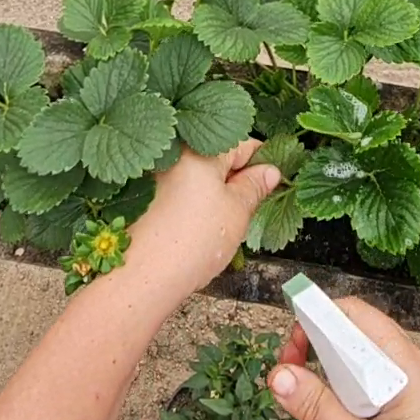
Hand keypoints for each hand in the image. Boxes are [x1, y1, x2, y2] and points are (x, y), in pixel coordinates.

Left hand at [122, 139, 279, 308]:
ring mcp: (162, 175)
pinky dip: (201, 203)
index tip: (274, 181)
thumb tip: (270, 171)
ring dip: (221, 193)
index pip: (244, 143)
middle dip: (240, 180)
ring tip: (227, 223)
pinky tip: (205, 228)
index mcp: (200, 147)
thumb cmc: (191, 241)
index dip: (263, 163)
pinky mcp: (152, 196)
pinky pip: (188, 190)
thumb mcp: (237, 210)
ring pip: (205, 177)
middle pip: (222, 158)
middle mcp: (177, 153)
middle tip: (252, 207)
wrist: (145, 275)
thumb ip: (255, 185)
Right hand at [269, 297, 419, 419]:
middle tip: (292, 373)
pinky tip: (339, 416)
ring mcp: (417, 392)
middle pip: (357, 334)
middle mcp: (415, 371)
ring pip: (364, 362)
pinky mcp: (415, 413)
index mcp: (408, 368)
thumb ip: (318, 410)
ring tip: (311, 396)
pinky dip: (349, 391)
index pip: (355, 315)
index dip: (317, 318)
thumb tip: (282, 377)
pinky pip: (374, 385)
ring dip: (332, 371)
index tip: (290, 340)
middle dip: (318, 346)